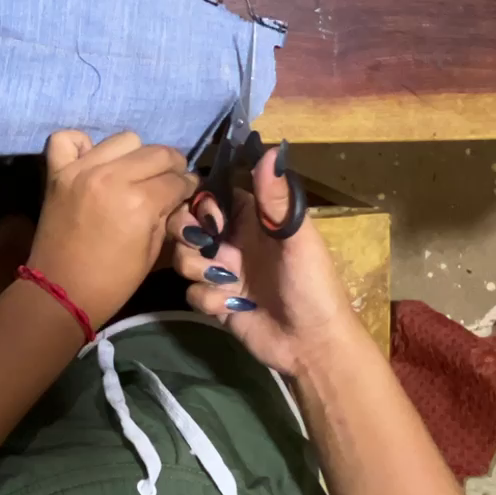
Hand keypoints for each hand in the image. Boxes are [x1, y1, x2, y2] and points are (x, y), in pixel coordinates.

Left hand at [26, 130, 198, 326]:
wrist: (60, 293)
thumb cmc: (112, 282)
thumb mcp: (153, 252)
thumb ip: (166, 214)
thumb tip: (177, 194)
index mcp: (140, 202)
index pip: (177, 179)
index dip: (188, 186)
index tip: (188, 190)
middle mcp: (112, 177)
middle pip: (156, 153)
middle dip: (171, 166)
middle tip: (168, 180)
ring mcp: (81, 170)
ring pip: (123, 140)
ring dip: (135, 155)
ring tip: (132, 173)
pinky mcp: (57, 172)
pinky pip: (68, 138)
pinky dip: (82, 145)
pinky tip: (91, 161)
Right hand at [169, 144, 362, 374]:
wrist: (311, 345)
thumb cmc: (312, 285)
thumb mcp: (298, 239)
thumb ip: (277, 199)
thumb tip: (271, 150)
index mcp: (253, 219)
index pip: (212, 197)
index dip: (202, 204)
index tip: (212, 219)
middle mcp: (232, 241)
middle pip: (187, 224)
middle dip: (187, 235)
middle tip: (206, 249)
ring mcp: (221, 272)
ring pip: (183, 256)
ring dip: (197, 269)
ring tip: (226, 282)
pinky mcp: (214, 301)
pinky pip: (191, 291)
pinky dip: (208, 299)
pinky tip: (231, 307)